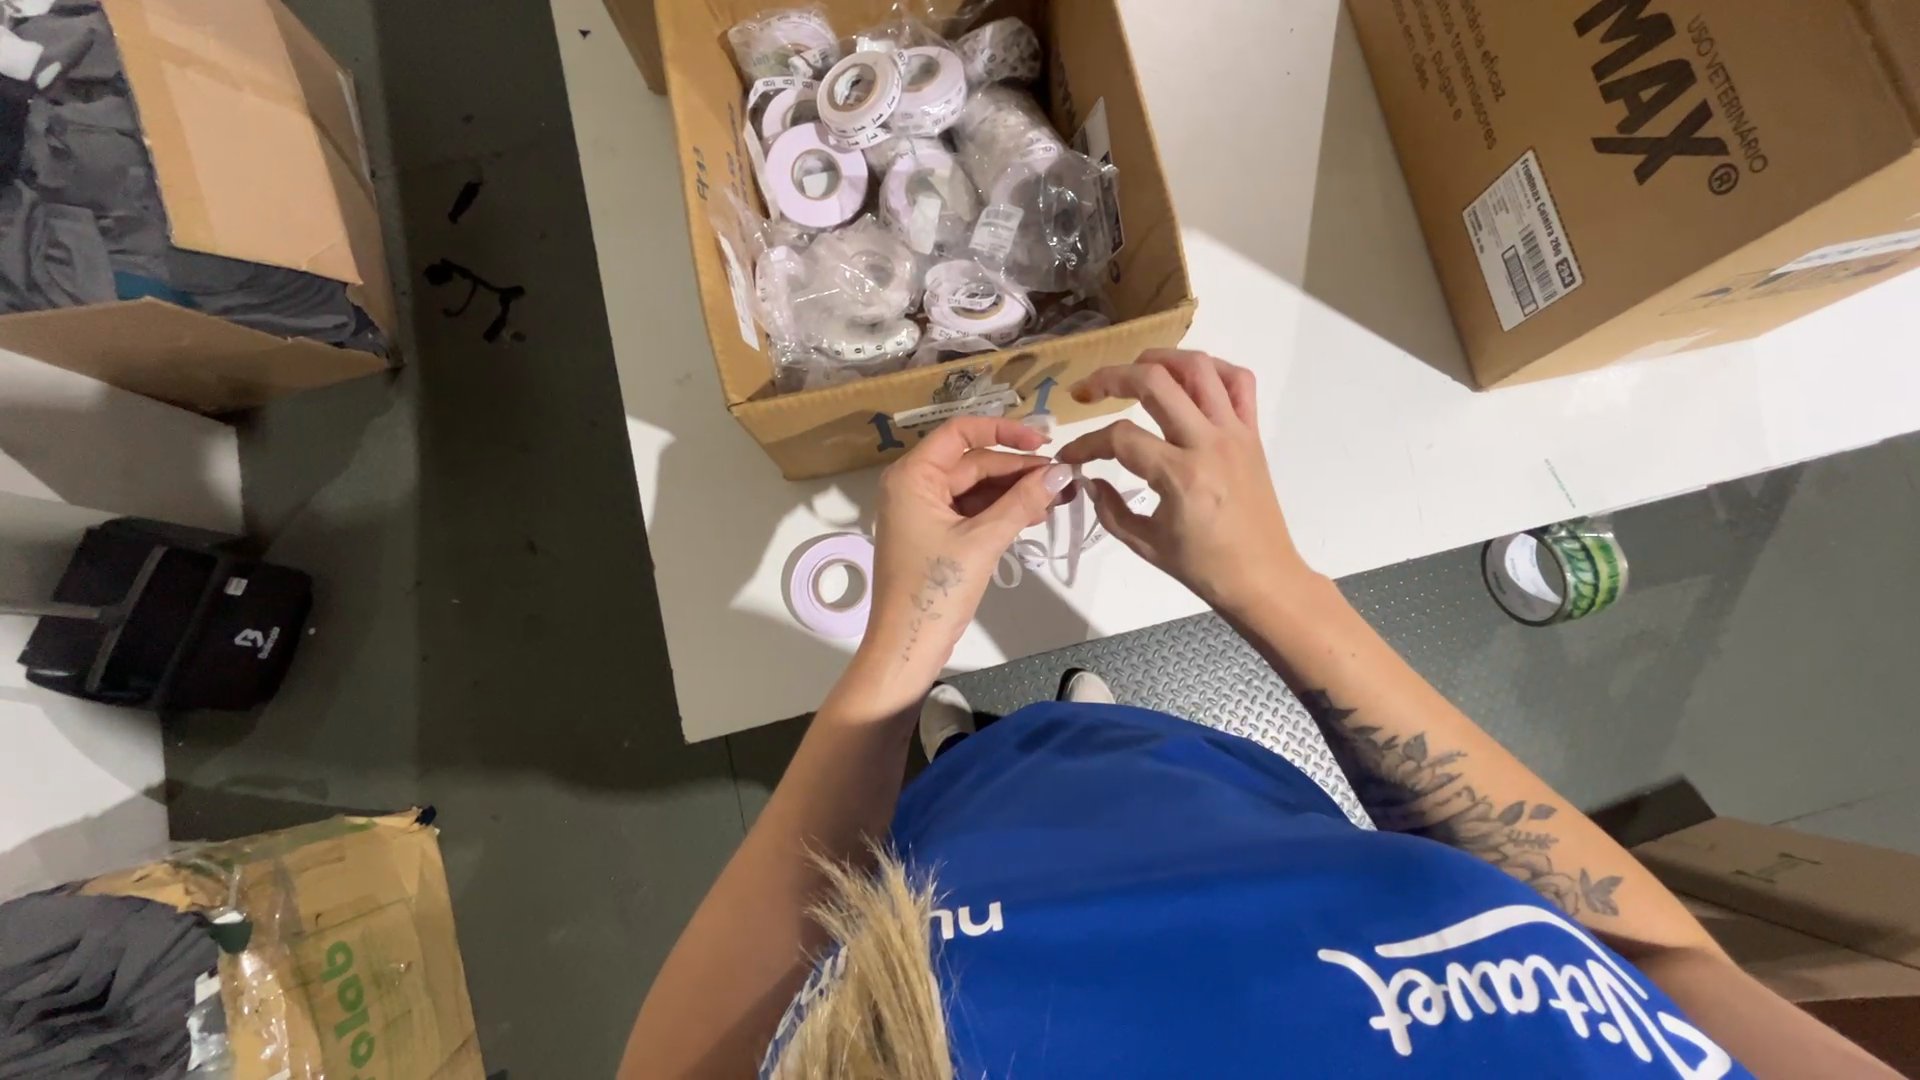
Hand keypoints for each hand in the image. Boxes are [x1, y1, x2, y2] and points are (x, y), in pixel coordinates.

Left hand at [860, 416, 1074, 683]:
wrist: (906, 646)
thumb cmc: (935, 590)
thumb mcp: (983, 541)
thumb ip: (1022, 502)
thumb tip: (1062, 473)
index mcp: (913, 476)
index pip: (960, 432)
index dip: (1003, 430)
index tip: (1043, 441)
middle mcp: (914, 486)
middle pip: (973, 462)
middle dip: (1018, 470)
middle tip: (1064, 479)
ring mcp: (924, 512)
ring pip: (976, 489)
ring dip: (1014, 492)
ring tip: (1058, 498)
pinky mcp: (935, 535)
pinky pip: (972, 512)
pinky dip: (1001, 512)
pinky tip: (1034, 516)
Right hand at [1057, 350, 1313, 611]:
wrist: (1263, 577)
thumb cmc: (1203, 567)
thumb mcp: (1144, 544)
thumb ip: (1109, 509)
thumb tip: (1089, 479)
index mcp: (1179, 476)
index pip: (1119, 438)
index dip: (1085, 444)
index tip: (1070, 457)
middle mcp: (1208, 443)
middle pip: (1154, 382)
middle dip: (1111, 378)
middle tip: (1087, 391)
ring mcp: (1234, 433)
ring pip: (1198, 367)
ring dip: (1159, 359)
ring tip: (1133, 369)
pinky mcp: (1252, 433)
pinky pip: (1239, 382)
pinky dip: (1211, 368)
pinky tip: (1187, 378)